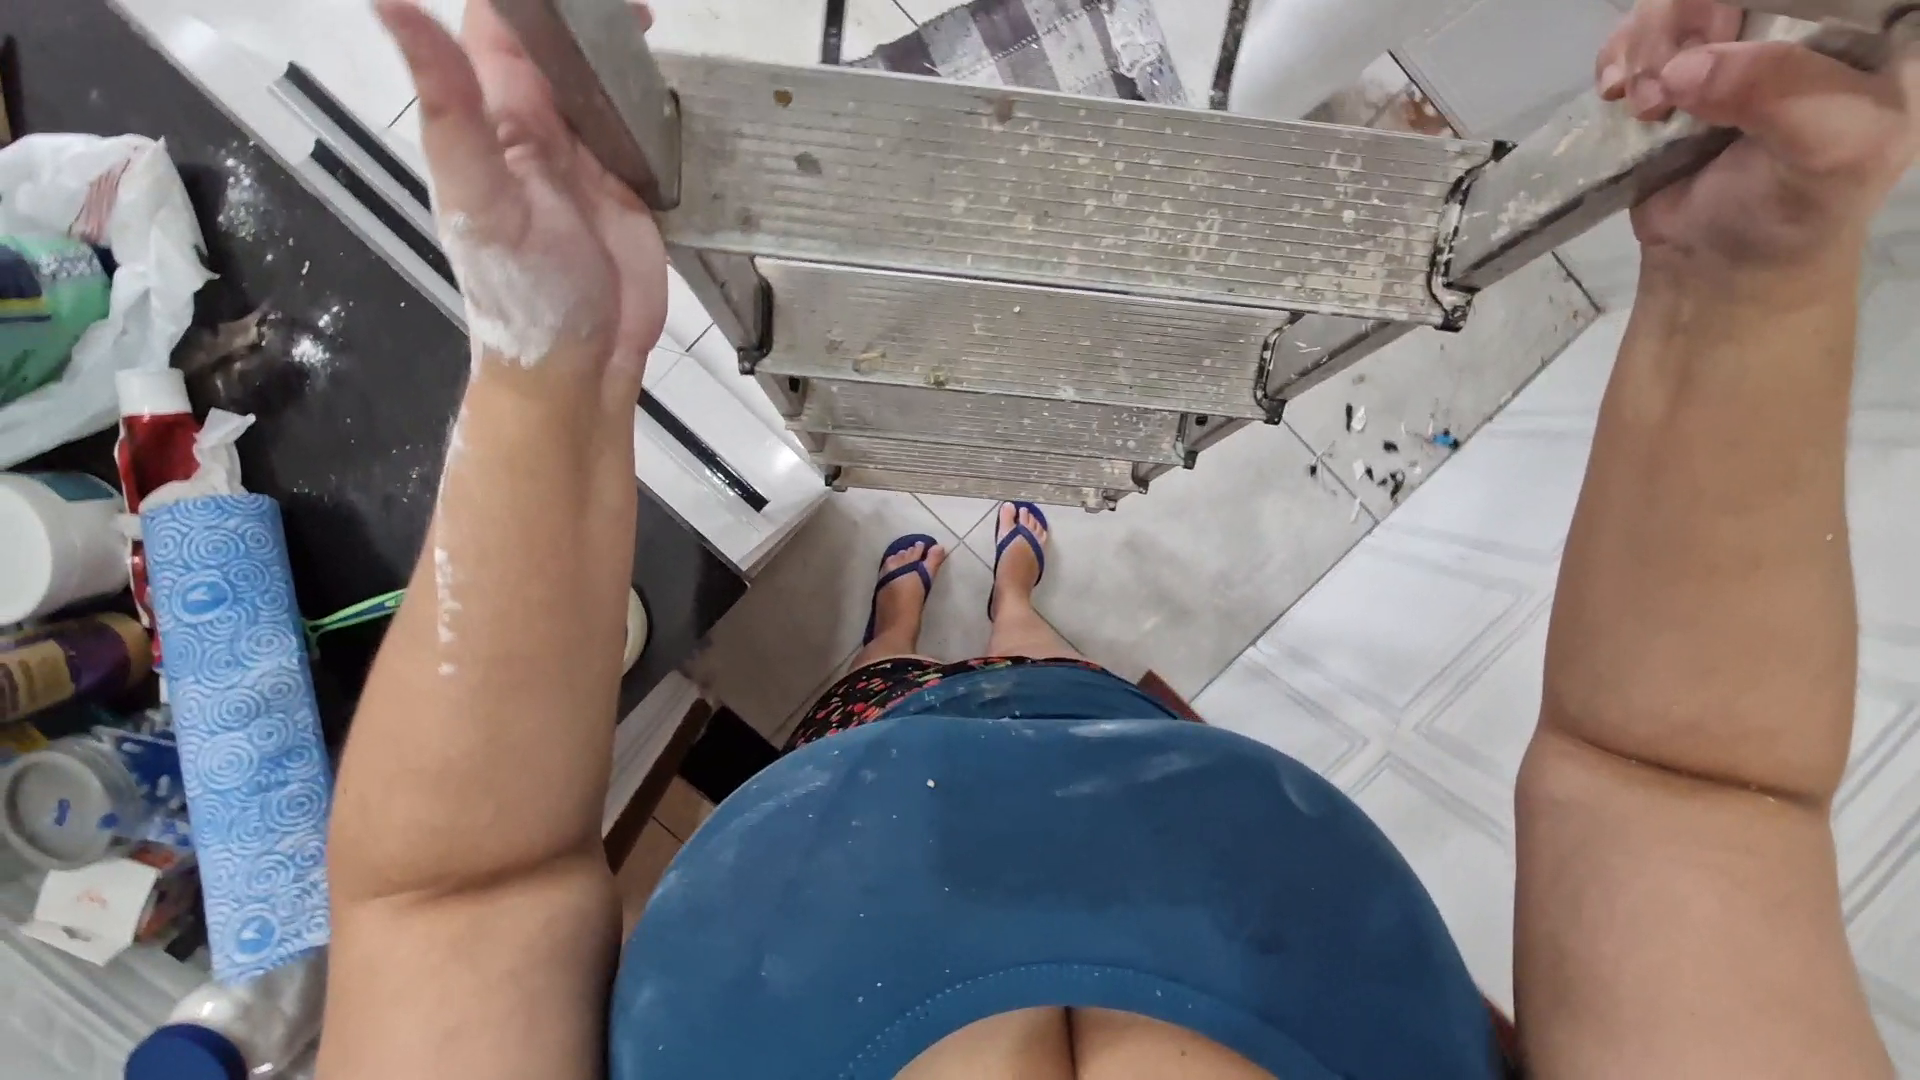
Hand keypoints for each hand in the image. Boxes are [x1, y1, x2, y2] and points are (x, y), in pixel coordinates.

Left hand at [375, 0, 666, 410]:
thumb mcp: (482, 197)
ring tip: (664, 30)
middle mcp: (548, 129)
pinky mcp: (638, 194)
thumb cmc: (525, 292)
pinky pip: (648, 136)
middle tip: (644, 6)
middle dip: (597, 17)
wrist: (581, 364)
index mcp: (502, 117)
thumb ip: (450, 105)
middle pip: (567, 48)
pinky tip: (685, 92)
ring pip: (610, 86)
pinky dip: (665, 112)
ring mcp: (598, 161)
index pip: (506, 23)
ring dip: (633, 57)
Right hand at [1597, 0, 1919, 270]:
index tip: (1728, 34)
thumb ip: (1784, 92)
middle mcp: (1807, 18)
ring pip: (1676, 2)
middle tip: (1669, 82)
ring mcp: (1733, 44)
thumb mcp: (1833, 147)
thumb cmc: (1799, 208)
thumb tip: (1685, 67)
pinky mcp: (1674, 73)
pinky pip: (1637, 35)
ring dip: (1643, 47)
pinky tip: (1614, 91)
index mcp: (1879, 19)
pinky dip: (1616, 58)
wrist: (1719, 263)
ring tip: (1643, 104)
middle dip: (1688, 18)